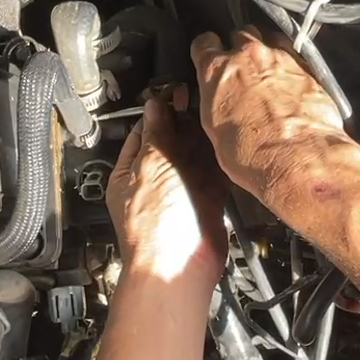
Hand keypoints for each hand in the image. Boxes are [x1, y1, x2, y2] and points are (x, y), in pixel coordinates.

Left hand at [107, 99, 227, 287]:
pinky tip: (229, 142)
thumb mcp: (152, 166)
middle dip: (185, 122)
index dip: (160, 111)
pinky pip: (214, 175)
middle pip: (172, 143)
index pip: (143, 133)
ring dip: (205, 138)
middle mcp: (156, 181)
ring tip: (217, 112)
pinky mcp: (206, 203)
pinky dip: (221, 161)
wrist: (178, 266)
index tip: (176, 92)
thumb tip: (154, 105)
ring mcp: (182, 193)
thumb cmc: (154, 225)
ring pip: (195, 157)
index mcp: (130, 173)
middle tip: (200, 97)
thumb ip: (156, 135)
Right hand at [190, 28, 359, 217]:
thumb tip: (221, 102)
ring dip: (266, 54)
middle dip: (239, 49)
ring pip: (270, 40)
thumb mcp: (216, 132)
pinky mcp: (308, 70)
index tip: (208, 57)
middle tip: (241, 71)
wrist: (300, 161)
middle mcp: (248, 56)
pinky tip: (291, 88)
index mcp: (217, 71)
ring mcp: (281, 59)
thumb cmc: (254, 155)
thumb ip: (216, 103)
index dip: (206, 51)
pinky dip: (290, 68)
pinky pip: (295, 57)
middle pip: (240, 36)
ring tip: (268, 77)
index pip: (204, 44)